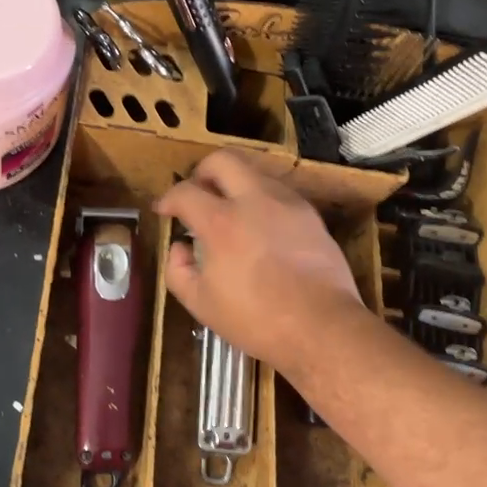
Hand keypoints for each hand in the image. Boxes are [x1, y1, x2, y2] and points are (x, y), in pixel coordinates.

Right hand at [155, 148, 371, 373]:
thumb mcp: (202, 304)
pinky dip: (261, 200)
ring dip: (235, 184)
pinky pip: (279, 193)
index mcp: (222, 223)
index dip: (168, 198)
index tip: (164, 210)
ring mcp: (287, 204)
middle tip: (197, 193)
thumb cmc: (256, 320)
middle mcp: (254, 201)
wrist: (322, 327)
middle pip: (223, 160)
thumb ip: (178, 270)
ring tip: (230, 211)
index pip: (185, 192)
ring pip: (254, 172)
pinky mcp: (310, 214)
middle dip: (202, 171)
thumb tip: (179, 246)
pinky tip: (260, 226)